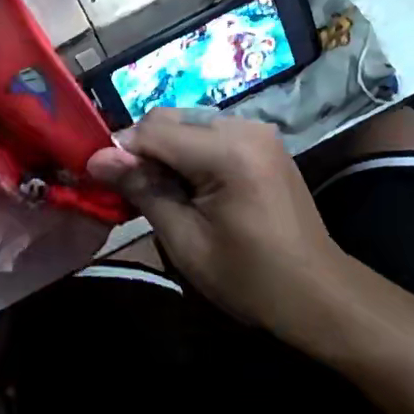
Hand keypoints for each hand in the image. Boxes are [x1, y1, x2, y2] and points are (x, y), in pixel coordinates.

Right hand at [87, 108, 346, 332]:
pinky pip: (212, 135)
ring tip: (159, 194)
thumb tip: (97, 158)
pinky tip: (189, 188)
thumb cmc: (249, 277)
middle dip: (142, 150)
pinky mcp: (263, 143)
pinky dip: (190, 154)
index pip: (154, 129)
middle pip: (171, 120)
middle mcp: (244, 127)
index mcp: (227, 150)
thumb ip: (143, 190)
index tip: (99, 180)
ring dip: (165, 152)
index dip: (120, 151)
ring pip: (189, 125)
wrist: (316, 293)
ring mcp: (258, 132)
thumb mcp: (185, 241)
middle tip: (129, 193)